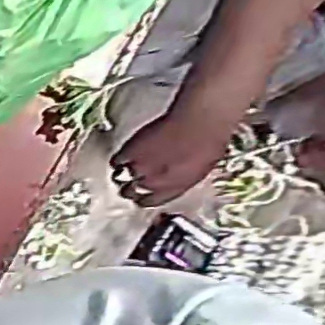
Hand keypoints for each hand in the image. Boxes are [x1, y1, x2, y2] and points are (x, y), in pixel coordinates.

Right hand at [111, 105, 237, 205]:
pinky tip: (123, 156)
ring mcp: (138, 167)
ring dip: (122, 173)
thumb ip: (179, 179)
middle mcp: (152, 181)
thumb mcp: (200, 169)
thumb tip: (170, 179)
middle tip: (130, 181)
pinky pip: (116, 161)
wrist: (199, 123)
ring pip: (119, 177)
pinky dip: (118, 160)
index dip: (143, 199)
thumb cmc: (208, 142)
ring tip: (124, 168)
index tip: (140, 196)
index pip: (149, 201)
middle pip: (129, 191)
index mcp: (173, 189)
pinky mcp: (129, 152)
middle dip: (129, 188)